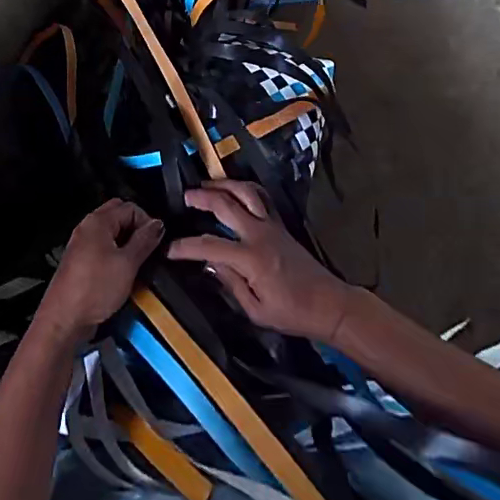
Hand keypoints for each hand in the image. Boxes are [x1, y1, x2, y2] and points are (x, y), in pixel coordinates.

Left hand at [36, 199, 165, 343]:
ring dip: (127, 242)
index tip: (156, 243)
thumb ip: (144, 241)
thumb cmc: (96, 288)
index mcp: (98, 221)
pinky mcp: (81, 260)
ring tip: (138, 262)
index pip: (130, 207)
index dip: (147, 222)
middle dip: (136, 228)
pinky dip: (115, 253)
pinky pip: (103, 247)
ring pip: (111, 232)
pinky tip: (123, 270)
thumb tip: (158, 224)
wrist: (64, 319)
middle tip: (148, 249)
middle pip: (118, 215)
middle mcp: (87, 226)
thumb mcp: (127, 264)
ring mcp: (82, 243)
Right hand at [165, 180, 357, 343]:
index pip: (210, 246)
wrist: (329, 305)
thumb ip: (231, 284)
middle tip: (185, 198)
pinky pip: (261, 197)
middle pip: (226, 205)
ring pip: (245, 192)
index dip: (186, 247)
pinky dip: (245, 188)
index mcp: (251, 258)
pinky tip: (233, 190)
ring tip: (206, 185)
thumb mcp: (256, 311)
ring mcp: (271, 225)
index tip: (170, 250)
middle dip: (202, 198)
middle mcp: (260, 234)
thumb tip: (210, 264)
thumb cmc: (292, 314)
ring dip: (223, 185)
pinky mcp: (280, 224)